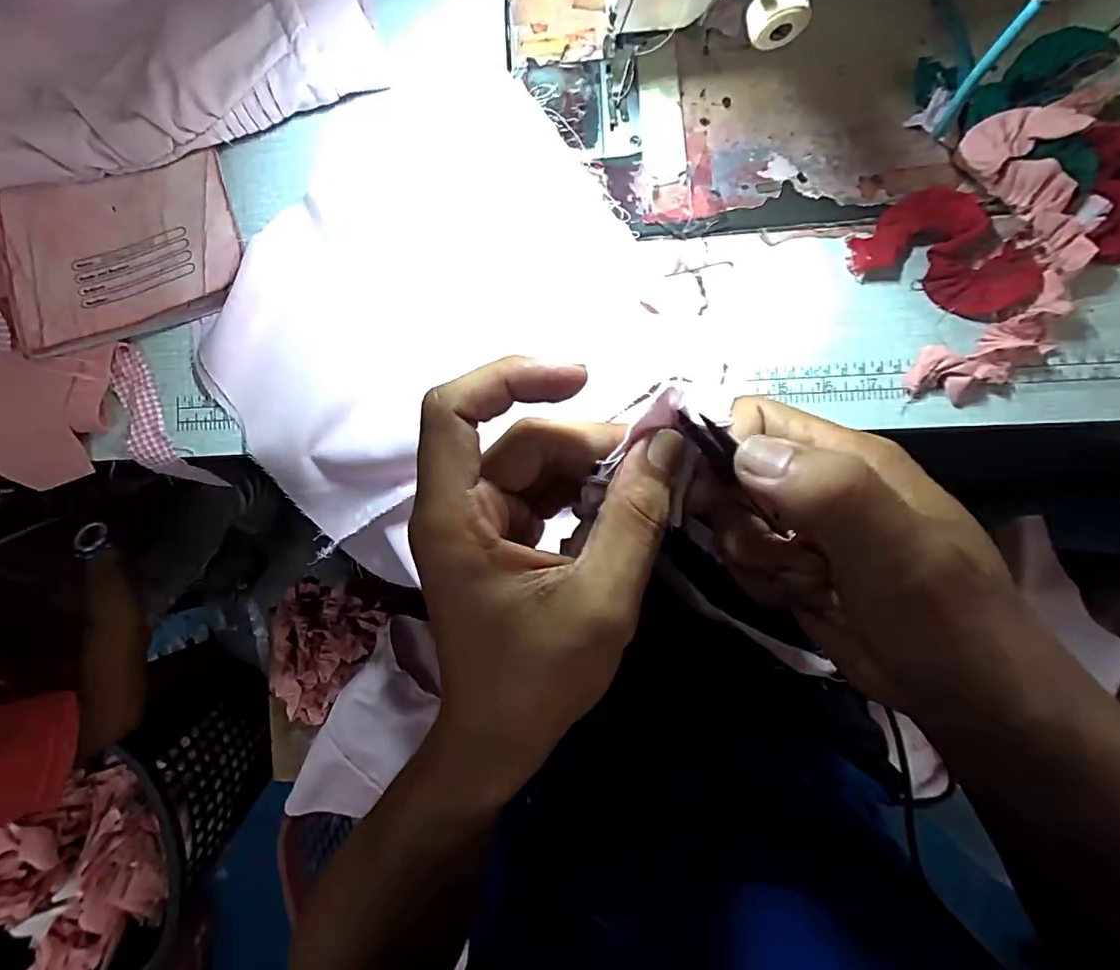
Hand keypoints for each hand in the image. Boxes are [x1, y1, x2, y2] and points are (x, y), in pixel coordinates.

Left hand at [410, 357, 683, 795]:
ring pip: (539, 460)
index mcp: (454, 516)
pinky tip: (621, 509)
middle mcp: (457, 506)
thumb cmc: (536, 681)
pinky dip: (586, 490)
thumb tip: (667, 443)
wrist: (498, 742)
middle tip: (653, 465)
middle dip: (588, 443)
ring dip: (594, 466)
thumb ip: (635, 518)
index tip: (580, 378)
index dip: (510, 376)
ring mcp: (480, 520)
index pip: (453, 410)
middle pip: (521, 438)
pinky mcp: (502, 535)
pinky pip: (546, 489)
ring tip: (646, 489)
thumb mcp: (600, 600)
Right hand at [696, 397, 1023, 712]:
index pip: (756, 419)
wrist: (972, 700)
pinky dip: (762, 585)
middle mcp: (819, 484)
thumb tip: (745, 453)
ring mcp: (805, 530)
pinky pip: (747, 564)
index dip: (727, 449)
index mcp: (845, 456)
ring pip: (734, 524)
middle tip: (781, 554)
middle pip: (733, 475)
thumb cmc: (942, 615)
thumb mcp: (897, 549)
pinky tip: (800, 602)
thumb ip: (828, 490)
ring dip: (754, 560)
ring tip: (805, 584)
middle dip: (740, 520)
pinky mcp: (796, 571)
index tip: (722, 498)